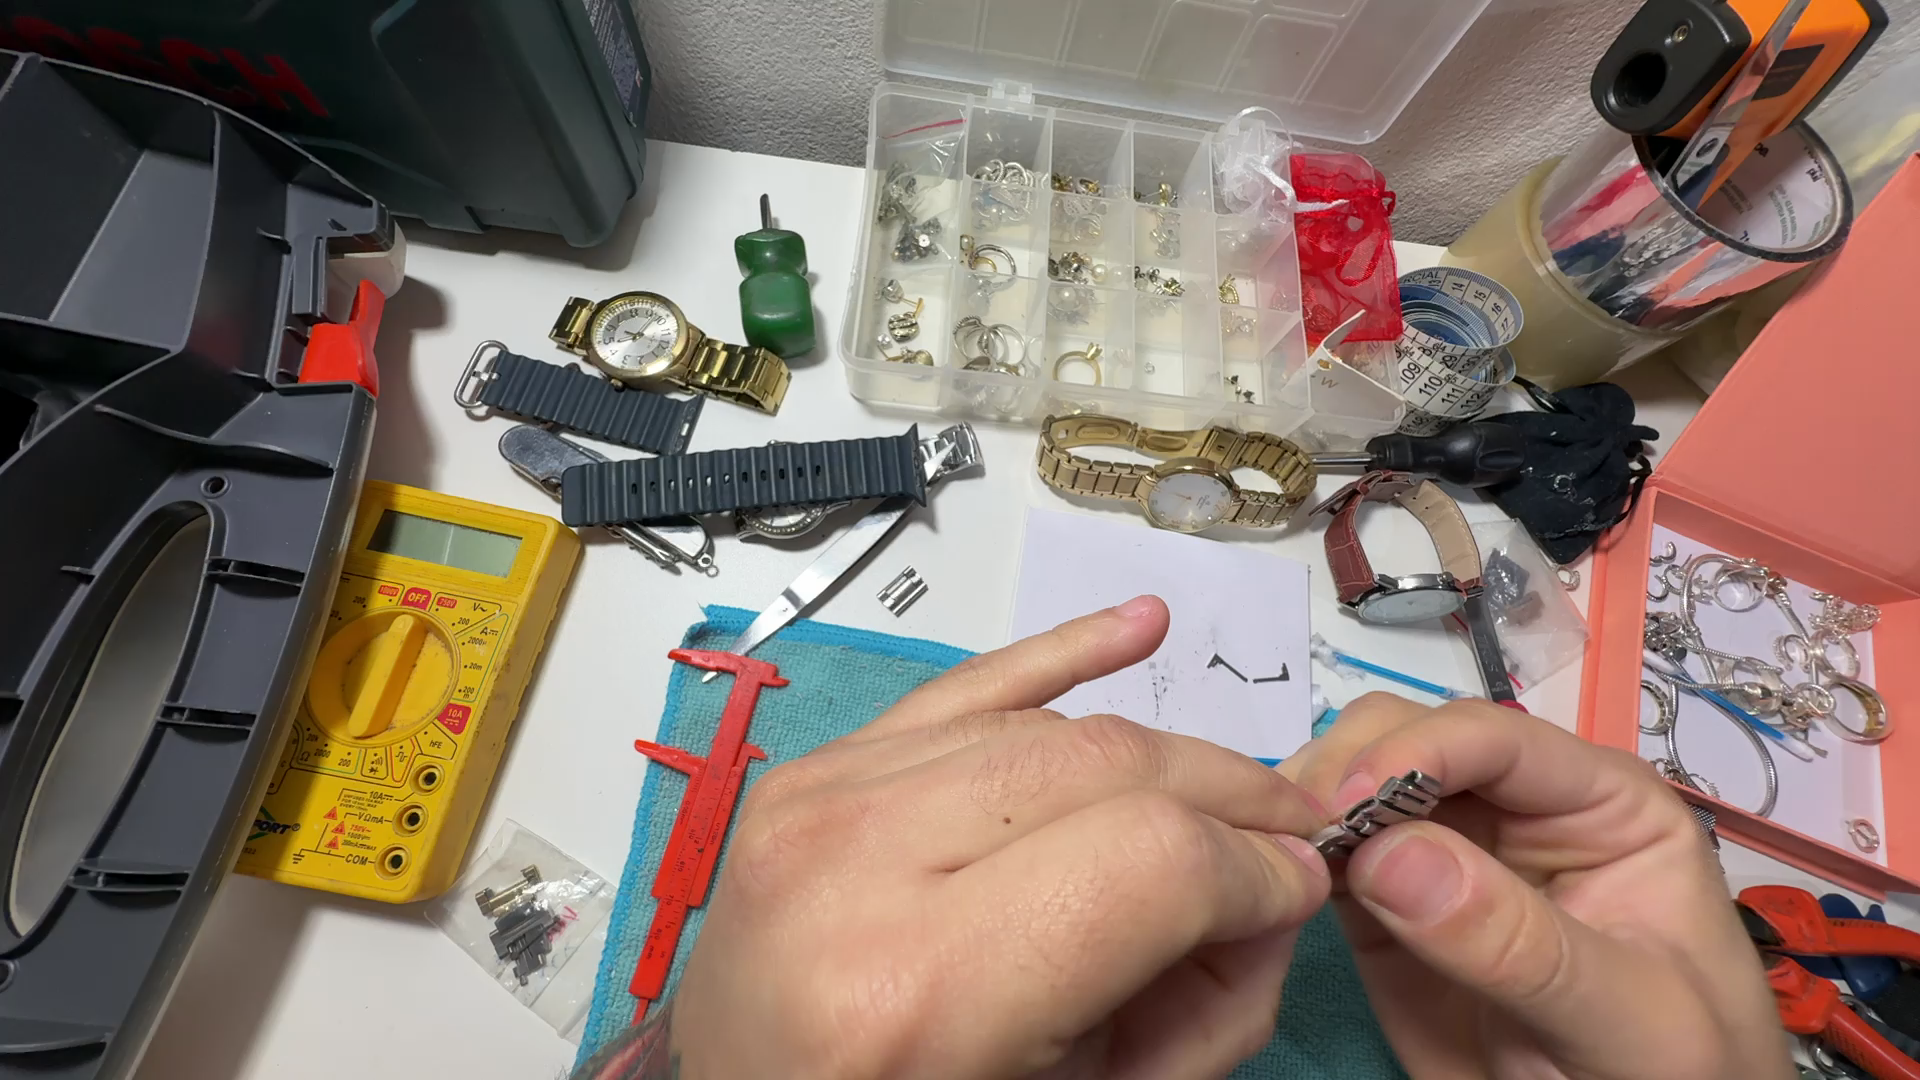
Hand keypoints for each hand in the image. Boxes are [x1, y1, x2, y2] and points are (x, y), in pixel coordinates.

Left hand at [662, 597, 1330, 1079]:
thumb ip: (1200, 1006)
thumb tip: (1272, 880)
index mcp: (920, 988)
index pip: (1147, 856)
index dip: (1251, 865)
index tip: (1296, 880)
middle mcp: (862, 860)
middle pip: (1099, 763)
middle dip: (1220, 789)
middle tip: (1283, 823)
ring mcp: (828, 788)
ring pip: (1046, 725)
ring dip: (1155, 750)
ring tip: (1222, 785)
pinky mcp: (825, 762)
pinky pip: (964, 686)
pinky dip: (1059, 651)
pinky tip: (1137, 624)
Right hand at [1280, 694, 1792, 1078]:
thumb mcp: (1629, 1027)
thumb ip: (1518, 942)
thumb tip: (1389, 853)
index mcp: (1594, 802)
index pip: (1490, 736)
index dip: (1412, 753)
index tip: (1346, 805)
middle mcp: (1506, 798)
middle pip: (1400, 729)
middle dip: (1346, 768)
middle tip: (1308, 834)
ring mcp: (1434, 833)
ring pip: (1346, 764)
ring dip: (1308, 794)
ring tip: (1290, 852)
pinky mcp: (1377, 874)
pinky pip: (1320, 826)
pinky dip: (1290, 833)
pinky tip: (1282, 864)